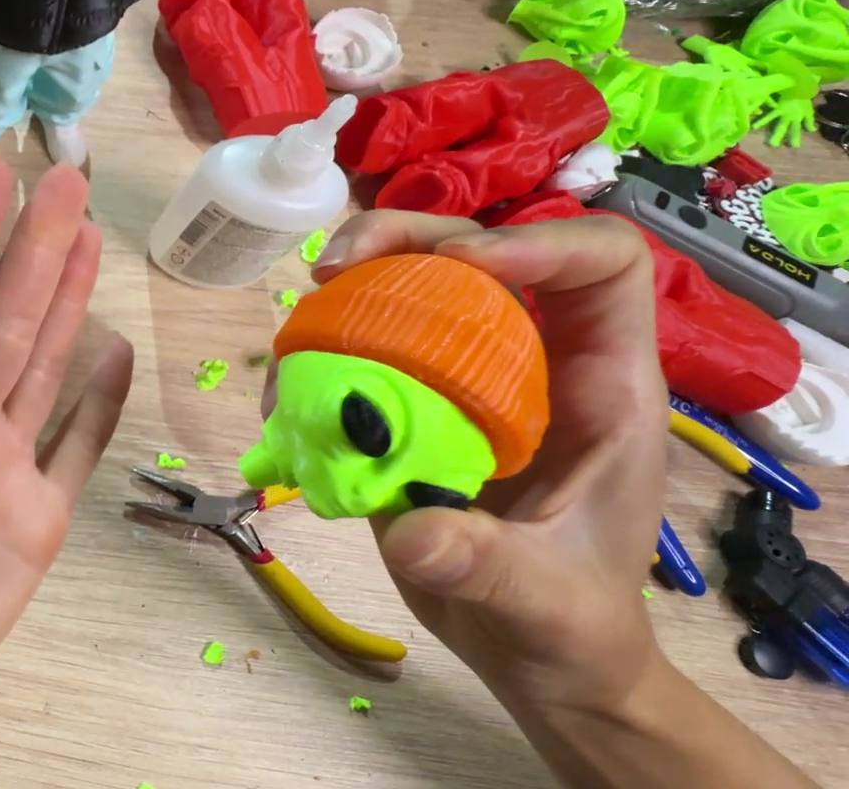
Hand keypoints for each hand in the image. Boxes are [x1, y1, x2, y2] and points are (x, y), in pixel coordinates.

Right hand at [300, 211, 668, 712]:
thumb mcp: (544, 599)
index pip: (600, 265)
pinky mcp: (397, 402)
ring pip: (401, 285)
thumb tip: (415, 535)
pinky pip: (352, 345)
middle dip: (400, 238)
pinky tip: (284, 394)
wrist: (524, 644)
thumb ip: (488, 566)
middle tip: (331, 268)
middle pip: (471, 250)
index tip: (456, 270)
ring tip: (297, 324)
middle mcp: (522, 361)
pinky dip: (310, 353)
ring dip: (342, 287)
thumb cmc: (567, 618)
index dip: (538, 243)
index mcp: (594, 385)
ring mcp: (452, 378)